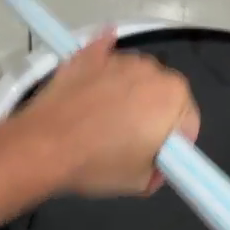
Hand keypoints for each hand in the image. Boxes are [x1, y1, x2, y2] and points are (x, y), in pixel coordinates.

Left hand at [10, 33, 199, 196]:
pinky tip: (106, 46)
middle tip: (127, 143)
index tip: (154, 159)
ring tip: (103, 121)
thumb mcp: (141, 182)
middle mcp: (151, 69)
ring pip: (133, 77)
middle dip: (152, 116)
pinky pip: (103, 52)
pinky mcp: (85, 57)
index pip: (187, 123)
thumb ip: (159, 170)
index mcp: (174, 96)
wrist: (42, 146)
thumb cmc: (98, 164)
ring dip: (127, 93)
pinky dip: (105, 54)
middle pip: (162, 95)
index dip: (173, 145)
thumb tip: (153, 165)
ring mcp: (116, 59)